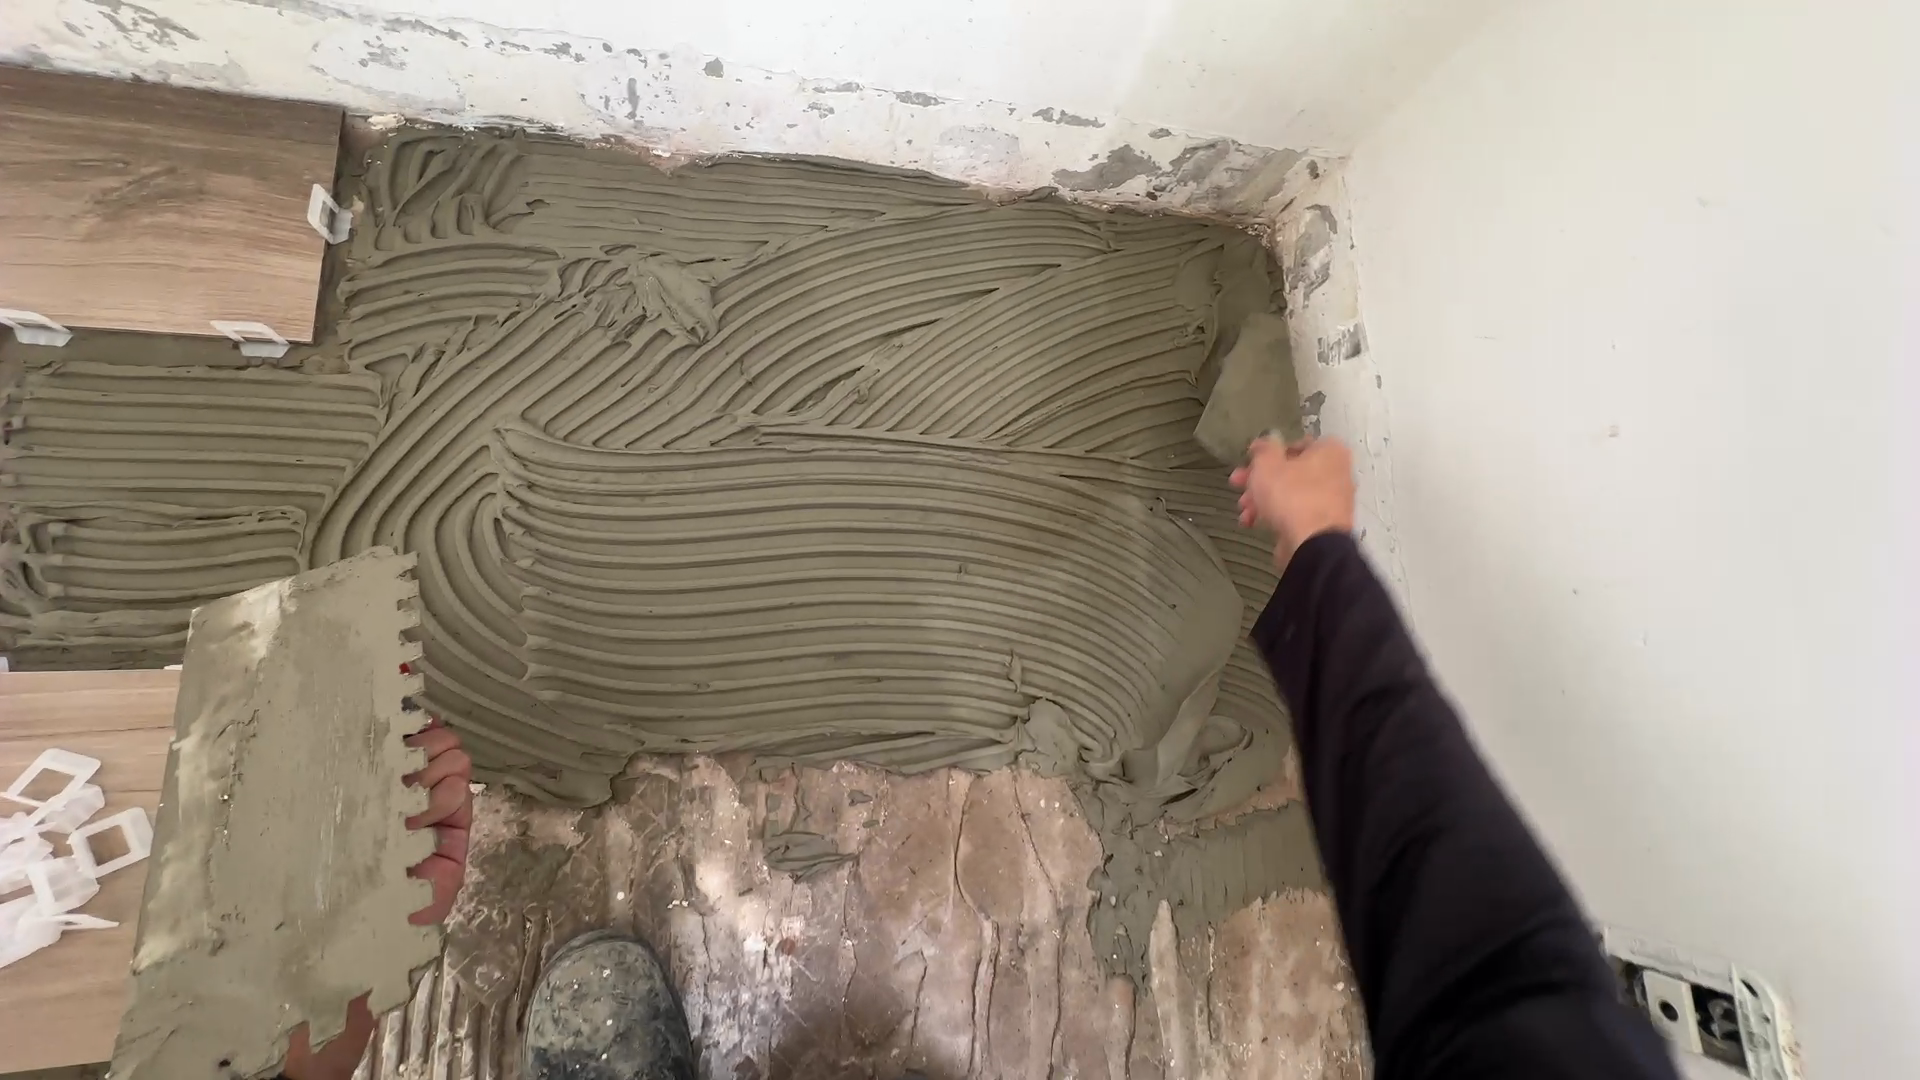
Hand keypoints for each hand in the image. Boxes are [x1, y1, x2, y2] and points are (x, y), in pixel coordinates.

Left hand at [281, 719, 472, 1079]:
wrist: (317, 971)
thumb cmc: (278, 903)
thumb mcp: (273, 834)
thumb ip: (289, 787)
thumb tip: (288, 723)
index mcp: (343, 796)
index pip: (370, 739)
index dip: (383, 703)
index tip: (394, 670)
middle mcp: (384, 801)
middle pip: (419, 743)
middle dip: (420, 733)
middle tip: (409, 742)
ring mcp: (421, 821)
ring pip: (447, 763)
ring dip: (437, 760)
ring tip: (417, 781)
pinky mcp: (451, 842)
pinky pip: (462, 798)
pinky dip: (451, 791)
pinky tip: (431, 805)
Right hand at [1229, 436, 1355, 569]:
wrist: (1312, 543)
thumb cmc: (1291, 496)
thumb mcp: (1267, 464)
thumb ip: (1264, 449)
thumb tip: (1265, 442)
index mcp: (1329, 451)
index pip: (1295, 443)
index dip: (1268, 453)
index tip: (1249, 462)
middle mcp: (1337, 472)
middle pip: (1290, 471)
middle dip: (1260, 480)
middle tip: (1239, 485)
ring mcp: (1332, 500)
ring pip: (1290, 493)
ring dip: (1262, 499)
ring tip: (1244, 510)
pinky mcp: (1324, 524)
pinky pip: (1296, 513)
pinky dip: (1275, 515)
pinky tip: (1254, 523)